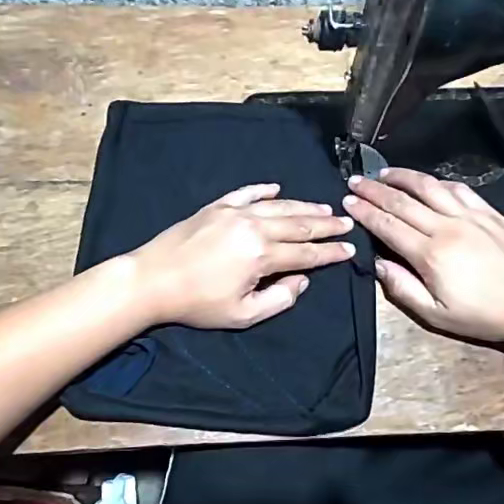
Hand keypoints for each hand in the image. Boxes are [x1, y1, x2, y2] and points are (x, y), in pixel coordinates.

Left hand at [123, 183, 355, 328]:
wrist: (152, 279)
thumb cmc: (197, 303)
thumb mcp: (243, 315)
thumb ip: (279, 298)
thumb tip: (301, 280)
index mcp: (263, 255)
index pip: (307, 253)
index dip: (331, 253)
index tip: (350, 249)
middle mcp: (254, 227)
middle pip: (299, 224)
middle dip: (325, 224)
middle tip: (346, 222)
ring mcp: (233, 213)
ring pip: (278, 206)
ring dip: (303, 206)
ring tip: (324, 207)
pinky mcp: (215, 207)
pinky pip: (246, 193)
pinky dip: (264, 190)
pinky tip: (276, 189)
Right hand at [343, 168, 503, 346]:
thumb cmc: (486, 315)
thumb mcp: (436, 315)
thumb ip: (403, 289)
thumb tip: (379, 264)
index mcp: (430, 255)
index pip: (387, 225)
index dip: (364, 212)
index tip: (347, 201)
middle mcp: (446, 227)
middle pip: (402, 201)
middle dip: (374, 190)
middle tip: (354, 181)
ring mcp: (470, 216)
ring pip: (429, 187)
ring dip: (402, 177)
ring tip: (382, 173)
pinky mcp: (489, 214)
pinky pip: (457, 189)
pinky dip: (436, 182)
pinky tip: (426, 181)